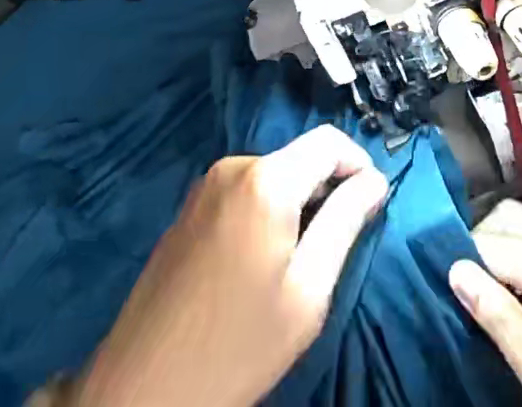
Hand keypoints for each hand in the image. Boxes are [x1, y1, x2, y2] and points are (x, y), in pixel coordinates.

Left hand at [70, 126, 389, 406]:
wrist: (146, 380)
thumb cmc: (239, 341)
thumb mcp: (309, 289)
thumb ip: (345, 223)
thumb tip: (374, 181)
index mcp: (265, 179)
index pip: (329, 141)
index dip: (359, 165)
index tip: (371, 205)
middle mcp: (232, 166)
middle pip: (299, 159)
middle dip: (326, 190)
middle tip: (333, 248)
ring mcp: (205, 184)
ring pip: (273, 176)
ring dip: (297, 204)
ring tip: (295, 264)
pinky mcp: (189, 206)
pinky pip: (244, 191)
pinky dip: (266, 211)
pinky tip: (259, 262)